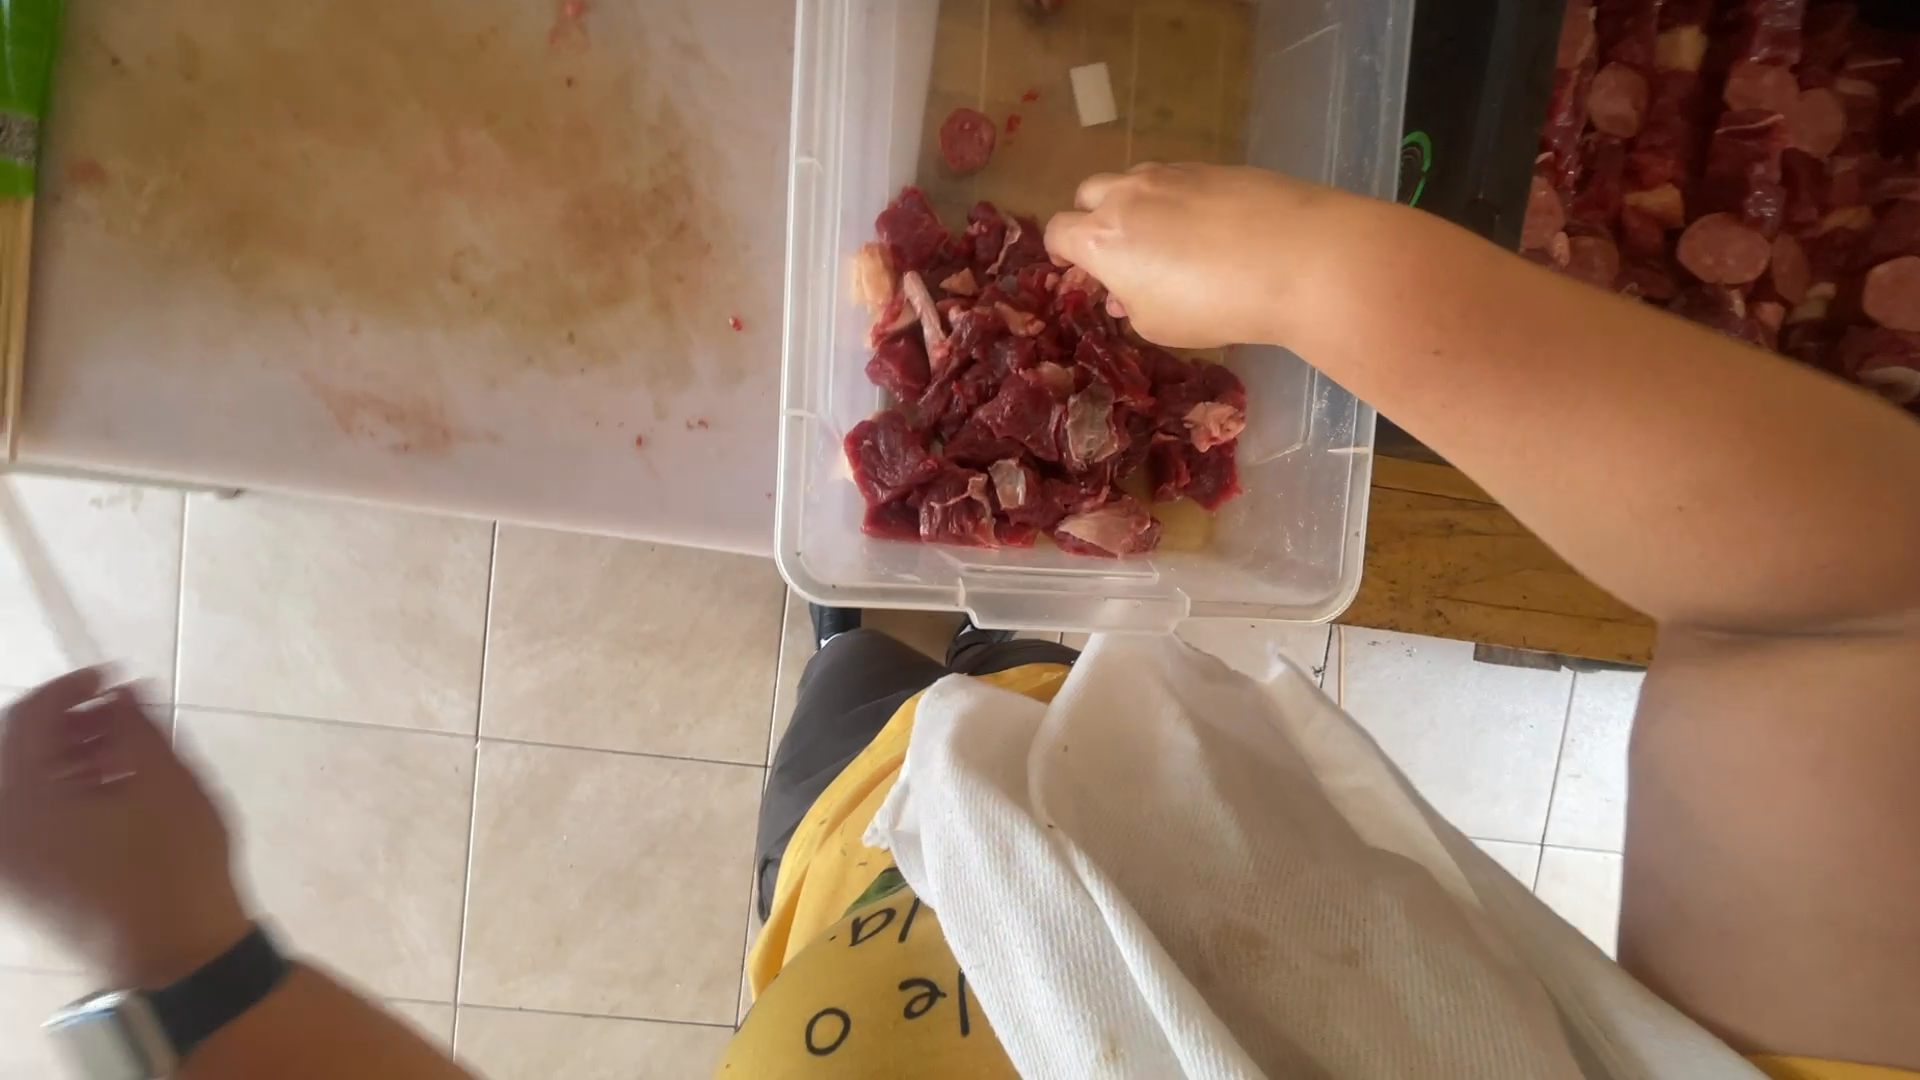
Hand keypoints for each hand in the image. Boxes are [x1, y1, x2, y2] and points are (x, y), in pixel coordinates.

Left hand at [0, 669, 251, 987]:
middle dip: (66, 721)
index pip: (24, 720)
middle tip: (124, 709)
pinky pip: (23, 814)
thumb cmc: (176, 857)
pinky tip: (108, 787)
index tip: (112, 673)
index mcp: (20, 801)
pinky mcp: (13, 875)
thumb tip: (119, 689)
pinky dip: (59, 786)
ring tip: (123, 746)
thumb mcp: (170, 783)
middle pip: (11, 752)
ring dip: (63, 753)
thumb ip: (137, 730)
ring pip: (17, 784)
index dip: (68, 687)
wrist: (167, 941)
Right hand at [1044, 163, 1362, 349]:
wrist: (1297, 259)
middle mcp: (1126, 195)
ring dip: (1130, 206)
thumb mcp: (1155, 324)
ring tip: (1159, 240)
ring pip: (1131, 181)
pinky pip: (1172, 179)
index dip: (1059, 253)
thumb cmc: (1212, 305)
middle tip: (1114, 254)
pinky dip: (1170, 200)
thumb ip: (1129, 304)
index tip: (1071, 269)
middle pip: (1088, 195)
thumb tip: (1124, 291)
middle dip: (1091, 221)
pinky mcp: (1211, 165)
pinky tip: (1201, 229)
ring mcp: (1170, 173)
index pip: (1057, 232)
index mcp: (1101, 239)